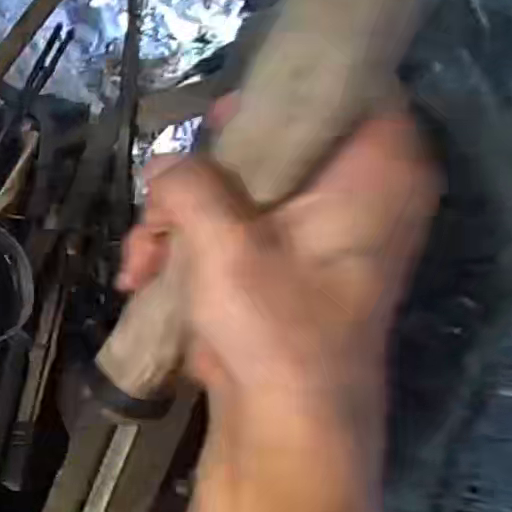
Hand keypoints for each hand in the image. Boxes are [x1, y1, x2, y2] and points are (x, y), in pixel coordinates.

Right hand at [116, 97, 438, 440]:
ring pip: (232, 196)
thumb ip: (190, 186)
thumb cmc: (273, 326)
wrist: (280, 421)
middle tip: (155, 209)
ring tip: (138, 266)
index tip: (212, 118)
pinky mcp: (276, 269)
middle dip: (194, 182)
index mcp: (374, 171)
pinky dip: (182, 252)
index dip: (277, 92)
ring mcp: (310, 235)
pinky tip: (143, 280)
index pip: (345, 90)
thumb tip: (163, 164)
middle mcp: (351, 195)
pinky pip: (225, 235)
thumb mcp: (224, 244)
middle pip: (267, 149)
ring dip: (173, 225)